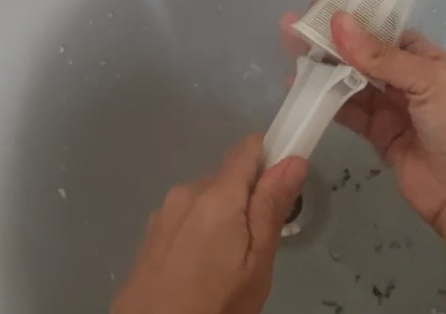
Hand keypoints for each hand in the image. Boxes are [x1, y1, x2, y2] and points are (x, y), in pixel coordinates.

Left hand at [111, 134, 307, 313]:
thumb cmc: (215, 305)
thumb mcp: (256, 265)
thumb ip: (272, 208)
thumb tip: (294, 160)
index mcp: (216, 194)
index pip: (247, 148)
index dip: (270, 155)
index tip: (284, 182)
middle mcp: (187, 191)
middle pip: (228, 178)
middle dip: (247, 201)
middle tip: (256, 245)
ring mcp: (165, 210)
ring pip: (206, 199)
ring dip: (222, 218)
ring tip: (226, 265)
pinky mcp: (152, 230)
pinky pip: (186, 217)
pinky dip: (199, 232)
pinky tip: (199, 268)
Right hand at [280, 10, 445, 235]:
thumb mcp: (426, 81)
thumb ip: (379, 55)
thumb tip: (338, 21)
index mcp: (424, 58)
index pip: (381, 29)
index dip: (350, 17)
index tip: (316, 8)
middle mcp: (405, 77)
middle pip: (360, 52)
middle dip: (328, 40)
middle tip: (292, 27)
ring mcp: (390, 105)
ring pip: (349, 78)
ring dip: (322, 66)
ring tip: (290, 52)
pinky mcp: (376, 132)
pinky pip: (346, 109)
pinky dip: (324, 98)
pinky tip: (300, 87)